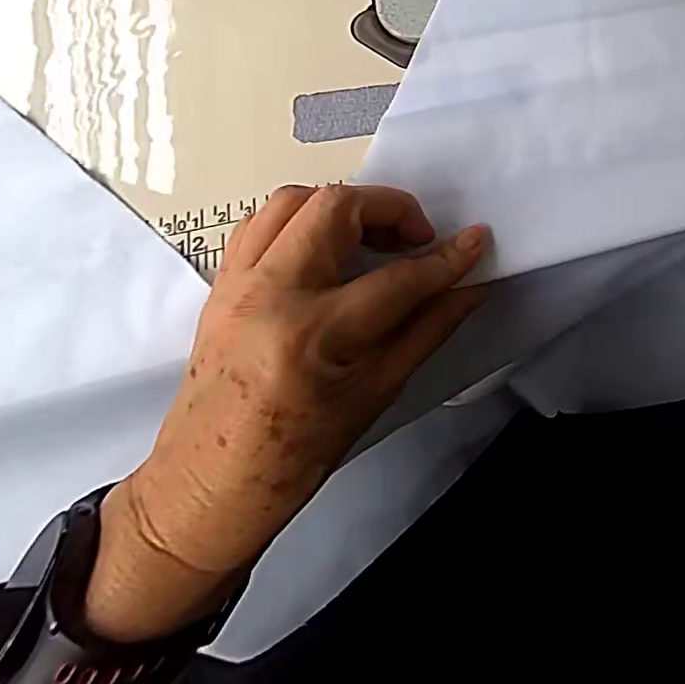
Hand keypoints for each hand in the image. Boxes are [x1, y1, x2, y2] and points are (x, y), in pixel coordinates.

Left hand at [85, 184, 489, 640]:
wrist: (210, 484)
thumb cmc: (296, 455)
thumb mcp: (377, 392)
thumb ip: (429, 328)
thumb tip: (470, 287)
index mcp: (315, 335)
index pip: (397, 279)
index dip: (446, 259)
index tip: (475, 242)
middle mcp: (271, 293)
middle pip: (337, 208)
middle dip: (390, 209)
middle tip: (416, 239)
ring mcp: (238, 282)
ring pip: (294, 199)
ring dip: (343, 206)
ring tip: (370, 237)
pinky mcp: (221, 281)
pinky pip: (262, 220)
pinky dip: (301, 217)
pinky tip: (324, 245)